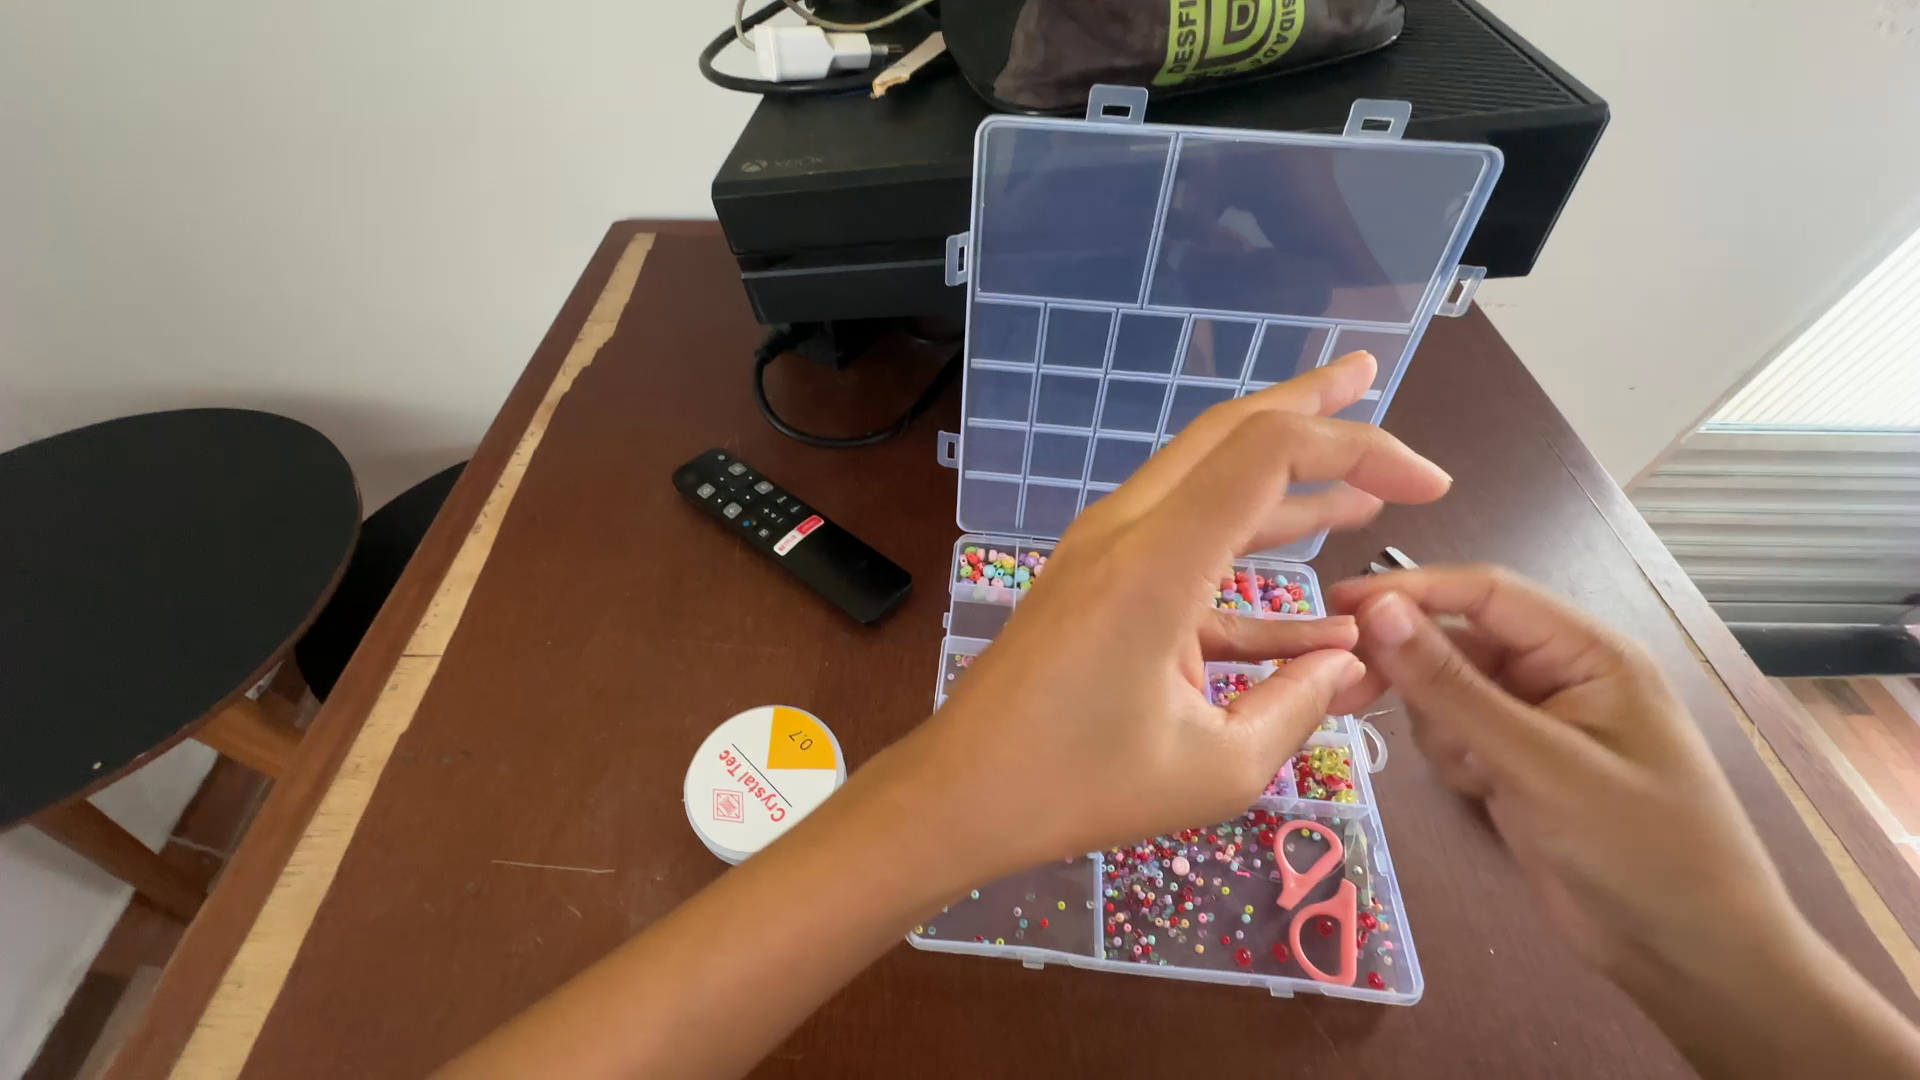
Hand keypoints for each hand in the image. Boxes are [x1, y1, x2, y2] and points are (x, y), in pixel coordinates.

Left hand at [902, 350, 1450, 880]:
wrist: (966, 789)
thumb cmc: (1079, 784)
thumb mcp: (1216, 766)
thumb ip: (1300, 704)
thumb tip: (1354, 661)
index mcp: (1155, 560)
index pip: (1267, 451)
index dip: (1356, 445)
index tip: (1426, 482)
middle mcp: (1125, 532)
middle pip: (1225, 435)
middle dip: (1306, 406)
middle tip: (1368, 378)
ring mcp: (1102, 552)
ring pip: (1202, 485)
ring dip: (1280, 484)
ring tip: (1358, 493)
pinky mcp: (1094, 581)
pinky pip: (1179, 549)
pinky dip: (1240, 565)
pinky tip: (1305, 611)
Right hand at [1328, 567, 1919, 1078]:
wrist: (1685, 959)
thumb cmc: (1637, 849)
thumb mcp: (1536, 762)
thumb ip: (1450, 684)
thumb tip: (1376, 610)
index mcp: (1585, 651)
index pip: (1481, 592)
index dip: (1406, 589)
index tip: (1335, 602)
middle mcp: (1554, 671)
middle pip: (1451, 638)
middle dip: (1407, 664)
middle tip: (1349, 687)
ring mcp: (1530, 716)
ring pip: (1439, 686)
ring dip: (1434, 721)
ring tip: (1468, 771)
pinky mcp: (1509, 754)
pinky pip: (1446, 727)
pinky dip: (1446, 753)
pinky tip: (1480, 789)